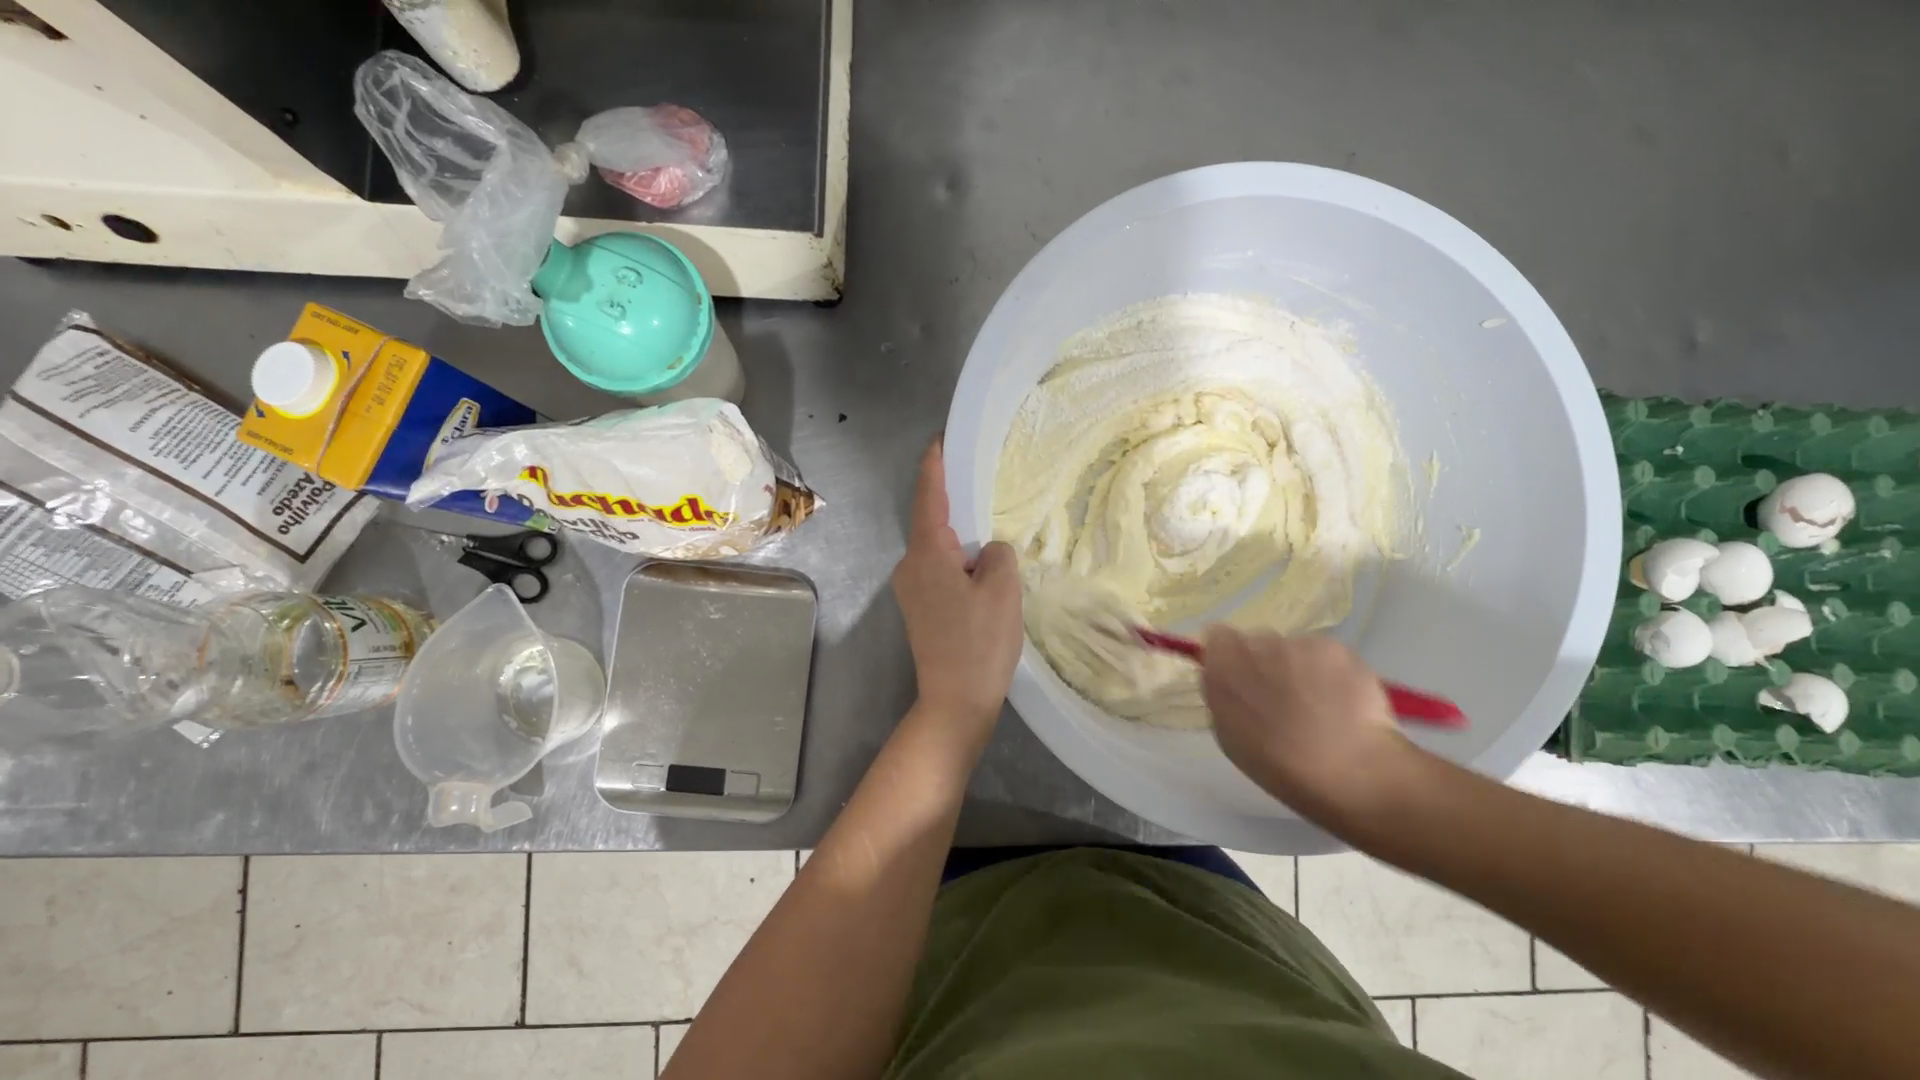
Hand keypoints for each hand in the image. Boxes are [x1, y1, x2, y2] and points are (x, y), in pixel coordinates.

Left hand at [891, 439, 1022, 738]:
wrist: (955, 703)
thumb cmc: (979, 643)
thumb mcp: (1002, 589)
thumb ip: (996, 554)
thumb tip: (986, 551)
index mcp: (926, 553)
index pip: (928, 496)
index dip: (935, 465)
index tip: (941, 438)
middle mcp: (910, 566)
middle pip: (932, 522)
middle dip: (955, 502)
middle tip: (984, 481)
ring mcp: (911, 591)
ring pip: (938, 549)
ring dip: (960, 537)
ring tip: (992, 527)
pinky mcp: (921, 611)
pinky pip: (940, 571)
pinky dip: (959, 561)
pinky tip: (983, 568)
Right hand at [1201, 626, 1419, 826]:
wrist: (1345, 770)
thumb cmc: (1277, 766)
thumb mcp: (1230, 737)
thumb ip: (1225, 698)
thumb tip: (1231, 683)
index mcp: (1224, 668)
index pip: (1217, 637)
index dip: (1229, 655)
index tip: (1240, 677)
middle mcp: (1258, 645)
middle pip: (1259, 642)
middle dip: (1267, 663)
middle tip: (1283, 699)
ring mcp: (1299, 644)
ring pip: (1295, 649)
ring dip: (1300, 669)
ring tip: (1320, 706)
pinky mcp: (1337, 649)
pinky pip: (1327, 656)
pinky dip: (1332, 673)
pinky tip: (1344, 704)